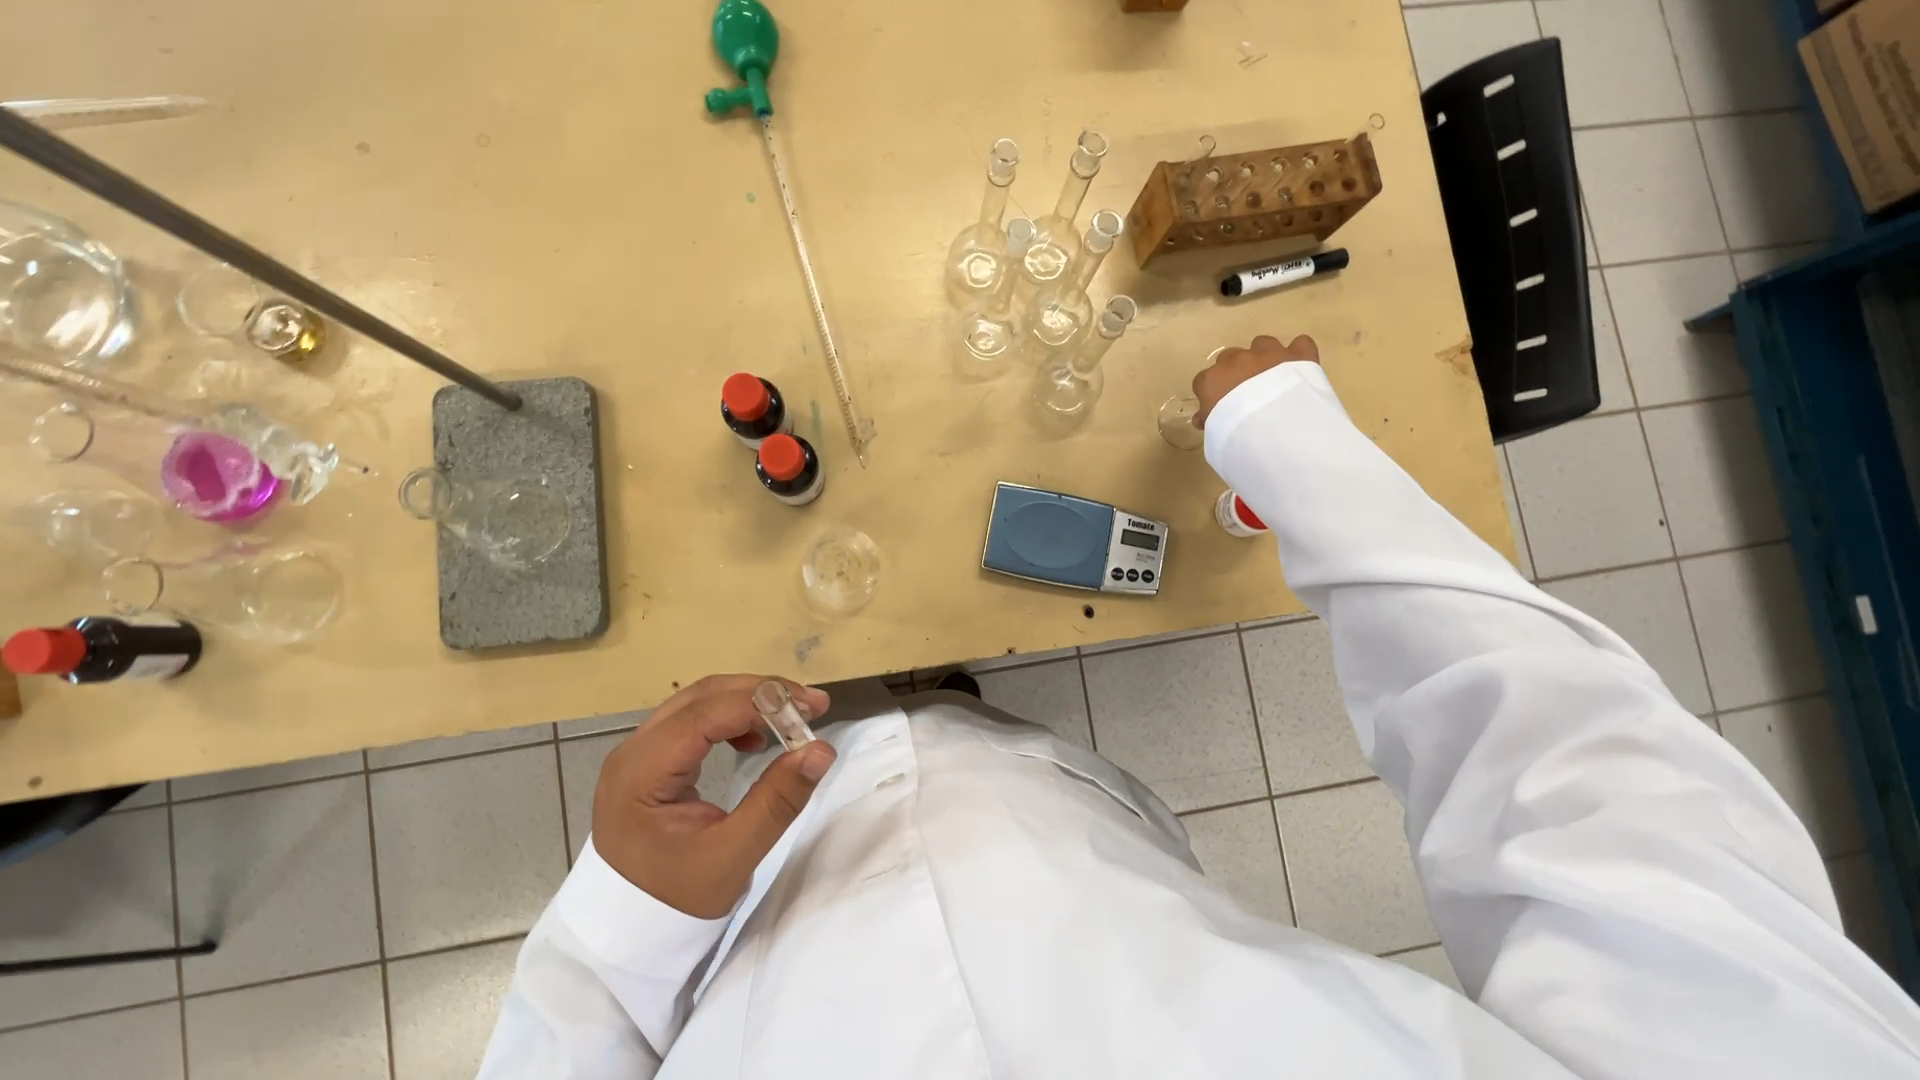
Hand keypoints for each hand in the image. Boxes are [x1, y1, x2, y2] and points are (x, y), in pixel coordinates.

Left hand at [590, 674, 836, 918]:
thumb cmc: (677, 898)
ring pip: (697, 703)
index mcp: (641, 772)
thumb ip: (776, 801)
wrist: (630, 931)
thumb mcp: (732, 857)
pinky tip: (755, 739)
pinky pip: (692, 722)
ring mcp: (637, 755)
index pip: (706, 714)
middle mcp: (633, 751)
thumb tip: (820, 750)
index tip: (813, 709)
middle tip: (811, 706)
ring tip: (791, 718)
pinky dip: (730, 719)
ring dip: (747, 702)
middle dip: (760, 693)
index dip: (762, 701)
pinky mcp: (649, 763)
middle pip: (701, 697)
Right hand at [1192, 334, 1319, 427]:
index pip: (1203, 381)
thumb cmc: (1238, 435)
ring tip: (1273, 378)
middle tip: (1246, 394)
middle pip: (1231, 358)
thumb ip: (1208, 421)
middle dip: (1236, 372)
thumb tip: (1202, 418)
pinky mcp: (1298, 354)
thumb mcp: (1214, 436)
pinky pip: (1299, 344)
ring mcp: (1269, 353)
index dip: (1212, 393)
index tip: (1219, 407)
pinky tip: (1299, 367)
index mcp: (1212, 380)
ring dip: (1264, 357)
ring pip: (1262, 344)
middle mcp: (1237, 360)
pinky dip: (1298, 353)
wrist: (1279, 429)